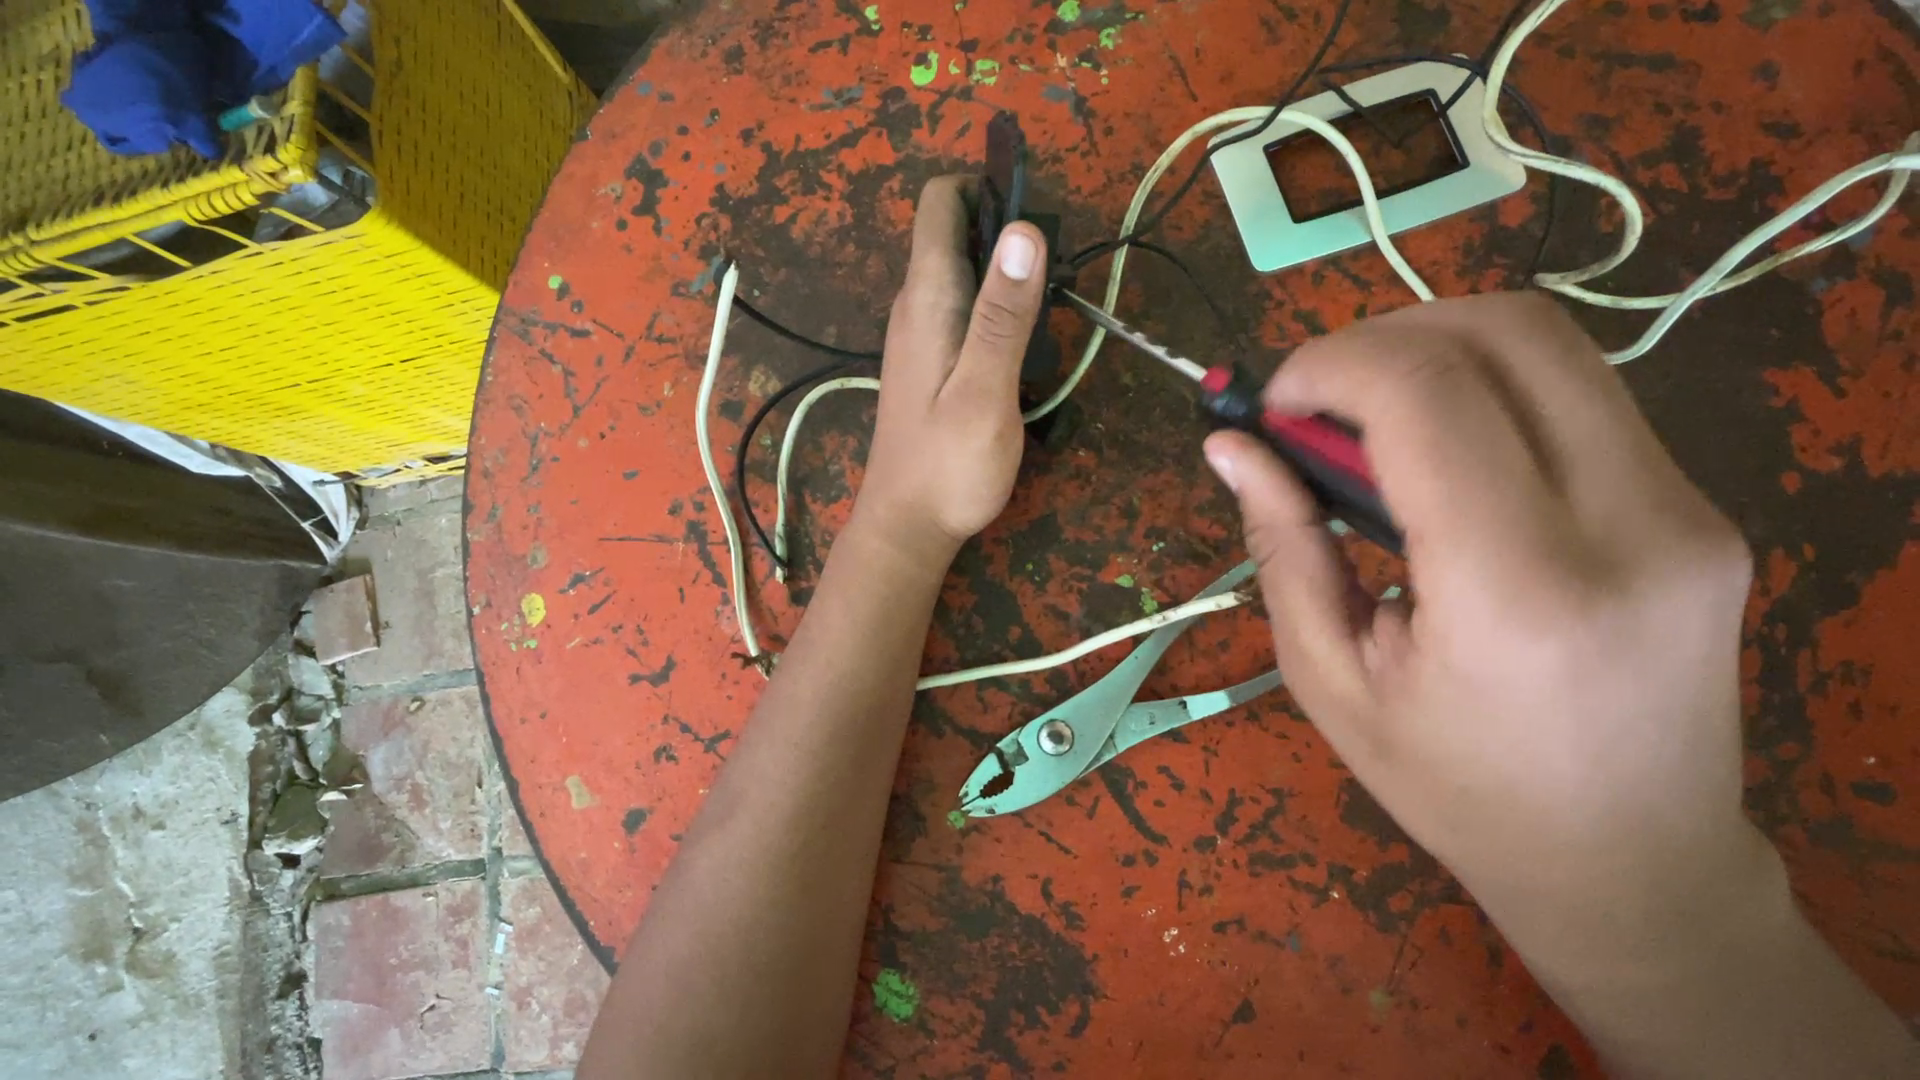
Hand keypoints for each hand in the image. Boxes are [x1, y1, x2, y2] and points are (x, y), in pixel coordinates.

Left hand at [852, 176, 1047, 565]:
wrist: (908, 526)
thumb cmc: (948, 466)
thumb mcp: (985, 390)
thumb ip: (1003, 315)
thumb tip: (1024, 230)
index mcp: (926, 299)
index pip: (941, 203)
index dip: (987, 188)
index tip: (1038, 218)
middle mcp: (917, 305)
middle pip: (957, 232)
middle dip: (1009, 235)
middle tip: (1057, 280)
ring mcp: (921, 334)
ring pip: (964, 272)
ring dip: (1009, 276)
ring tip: (1050, 315)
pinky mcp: (931, 361)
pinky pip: (965, 309)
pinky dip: (998, 309)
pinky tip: (1024, 347)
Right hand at [1204, 293, 1778, 968]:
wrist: (1630, 861)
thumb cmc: (1454, 787)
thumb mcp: (1330, 678)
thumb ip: (1283, 545)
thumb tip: (1230, 444)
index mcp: (1518, 590)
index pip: (1427, 394)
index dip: (1330, 366)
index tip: (1272, 405)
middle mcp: (1628, 524)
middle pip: (1507, 330)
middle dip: (1381, 336)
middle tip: (1315, 400)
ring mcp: (1685, 506)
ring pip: (1550, 343)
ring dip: (1433, 353)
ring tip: (1365, 423)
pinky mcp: (1696, 503)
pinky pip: (1574, 393)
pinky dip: (1481, 389)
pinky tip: (1435, 457)